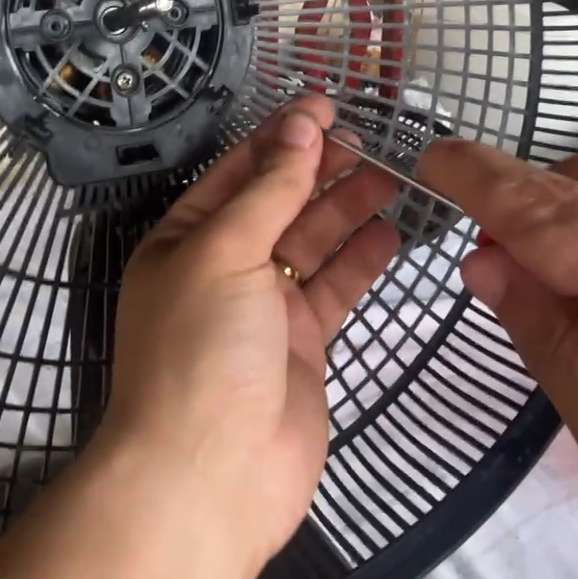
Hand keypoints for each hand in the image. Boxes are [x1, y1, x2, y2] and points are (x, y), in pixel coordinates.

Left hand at [0, 98, 399, 578]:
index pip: (238, 171)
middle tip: (366, 138)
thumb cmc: (200, 346)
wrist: (210, 473)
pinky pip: (334, 288)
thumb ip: (268, 190)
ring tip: (390, 174)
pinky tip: (391, 231)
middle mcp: (223, 265)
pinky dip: (360, 260)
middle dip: (319, 168)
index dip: (280, 136)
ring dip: (346, 207)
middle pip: (278, 202)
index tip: (325, 105)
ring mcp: (264, 306)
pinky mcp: (301, 343)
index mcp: (186, 237)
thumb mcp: (224, 251)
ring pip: (311, 242)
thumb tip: (299, 126)